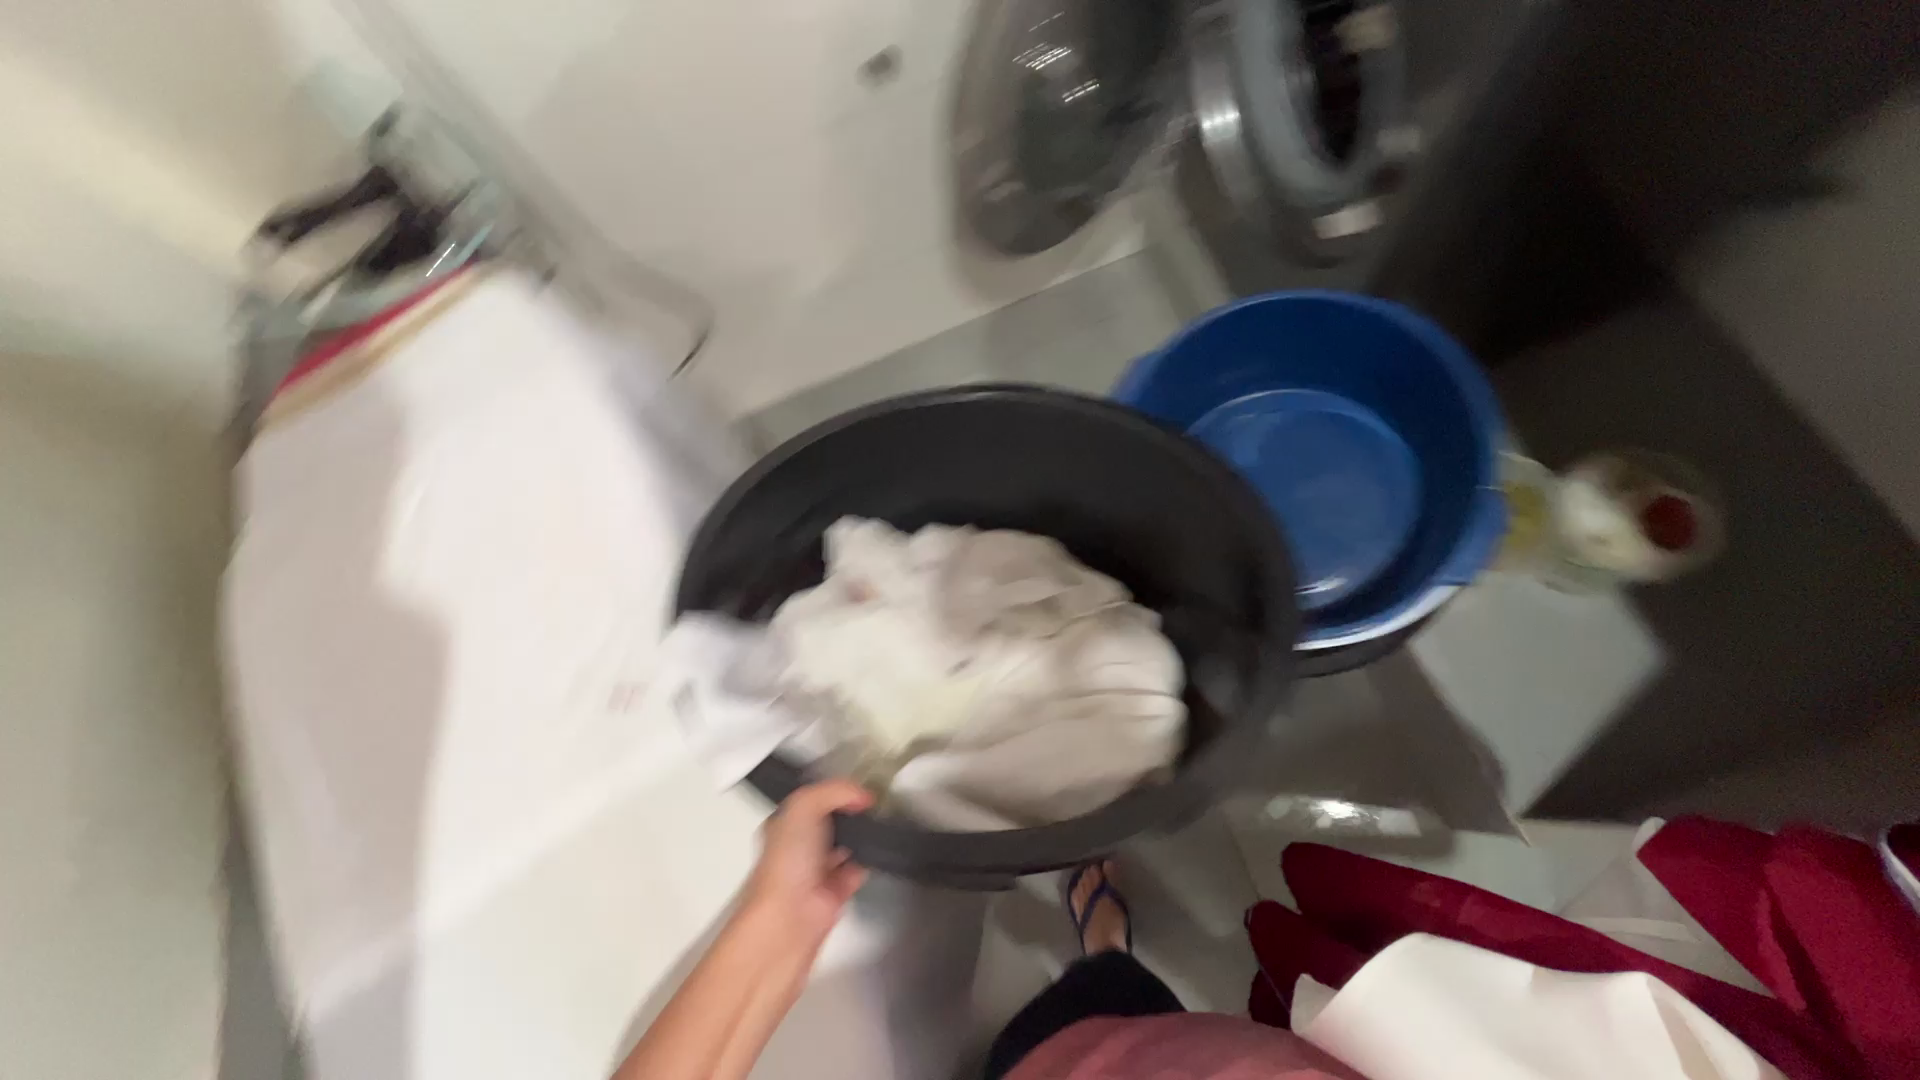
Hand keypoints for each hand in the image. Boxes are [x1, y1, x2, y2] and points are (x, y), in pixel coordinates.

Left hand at [741, 779, 873, 951]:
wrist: (789, 919)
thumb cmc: (789, 859)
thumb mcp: (804, 807)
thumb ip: (834, 792)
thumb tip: (863, 796)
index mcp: (784, 824)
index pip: (811, 799)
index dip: (834, 790)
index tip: (859, 785)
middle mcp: (798, 847)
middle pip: (829, 822)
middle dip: (851, 812)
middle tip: (876, 802)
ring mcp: (817, 870)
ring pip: (845, 845)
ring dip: (862, 836)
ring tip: (882, 821)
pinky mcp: (836, 892)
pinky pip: (857, 870)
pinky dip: (868, 862)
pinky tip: (879, 849)